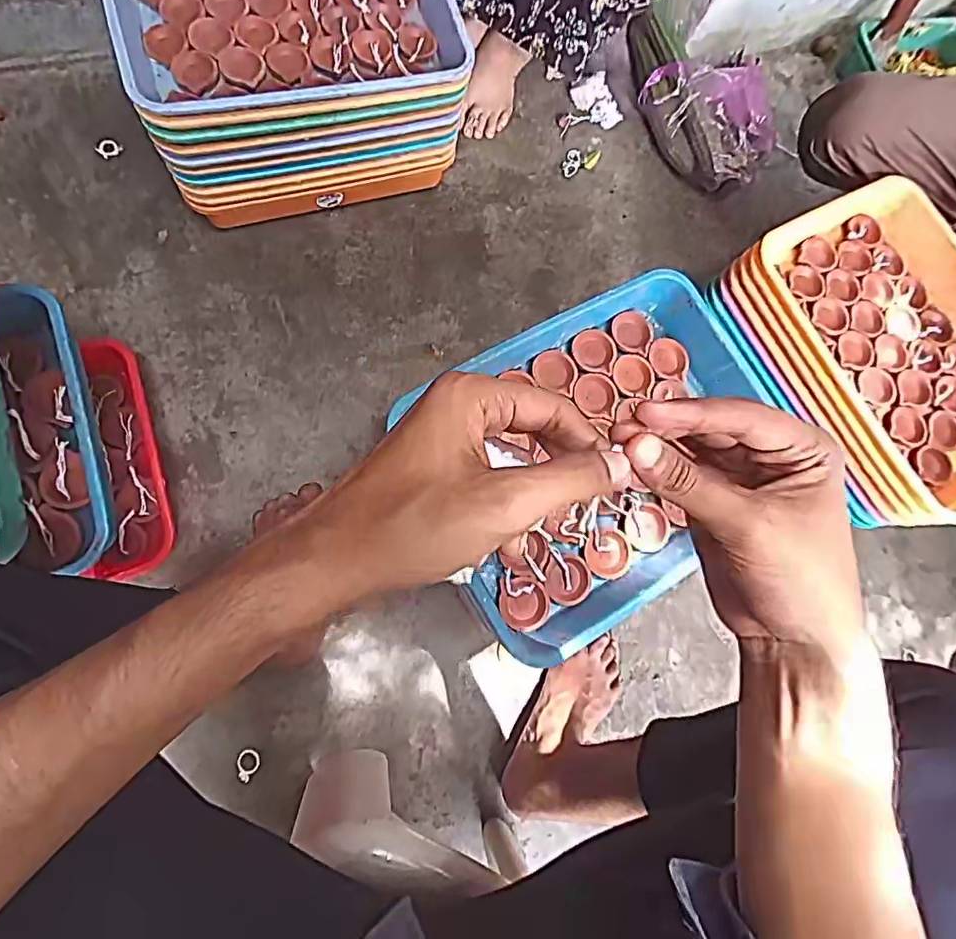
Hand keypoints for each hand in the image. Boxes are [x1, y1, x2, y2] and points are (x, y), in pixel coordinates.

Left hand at [249, 372, 629, 604]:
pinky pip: (483, 473)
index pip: (551, 406)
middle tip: (576, 509)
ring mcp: (439, 433)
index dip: (587, 443)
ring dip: (528, 496)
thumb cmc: (414, 527)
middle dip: (554, 474)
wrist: (336, 560)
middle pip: (530, 429)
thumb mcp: (504, 504)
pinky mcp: (430, 463)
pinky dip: (500, 504)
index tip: (612, 479)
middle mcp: (454, 404)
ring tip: (534, 535)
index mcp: (470, 395)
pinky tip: (503, 543)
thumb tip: (619, 464)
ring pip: (508, 457)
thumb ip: (570, 480)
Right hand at [610, 398, 862, 655]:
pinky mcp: (713, 497)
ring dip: (655, 446)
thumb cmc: (802, 583)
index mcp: (803, 449)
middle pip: (711, 429)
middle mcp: (771, 455)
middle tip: (626, 428)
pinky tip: (631, 465)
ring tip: (620, 442)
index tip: (647, 413)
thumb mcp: (747, 526)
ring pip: (690, 449)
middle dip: (667, 428)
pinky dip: (655, 470)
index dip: (691, 414)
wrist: (793, 641)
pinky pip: (678, 474)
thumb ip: (688, 483)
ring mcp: (739, 476)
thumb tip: (637, 446)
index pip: (741, 417)